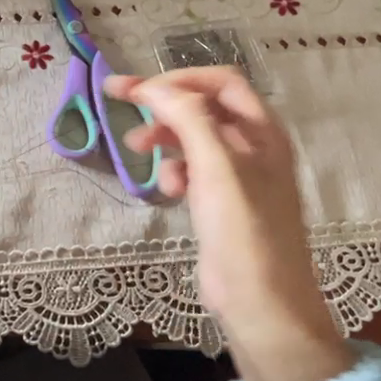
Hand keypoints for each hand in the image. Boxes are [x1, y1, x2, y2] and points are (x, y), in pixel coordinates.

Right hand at [105, 67, 351, 380]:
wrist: (261, 303)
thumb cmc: (244, 231)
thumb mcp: (216, 167)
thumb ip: (187, 119)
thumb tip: (153, 88)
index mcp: (263, 131)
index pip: (219, 81)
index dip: (177, 78)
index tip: (134, 89)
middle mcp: (254, 147)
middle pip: (203, 106)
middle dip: (162, 104)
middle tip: (118, 103)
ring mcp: (239, 176)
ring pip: (193, 137)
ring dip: (163, 137)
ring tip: (136, 148)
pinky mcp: (222, 203)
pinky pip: (192, 170)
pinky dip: (174, 171)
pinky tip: (166, 190)